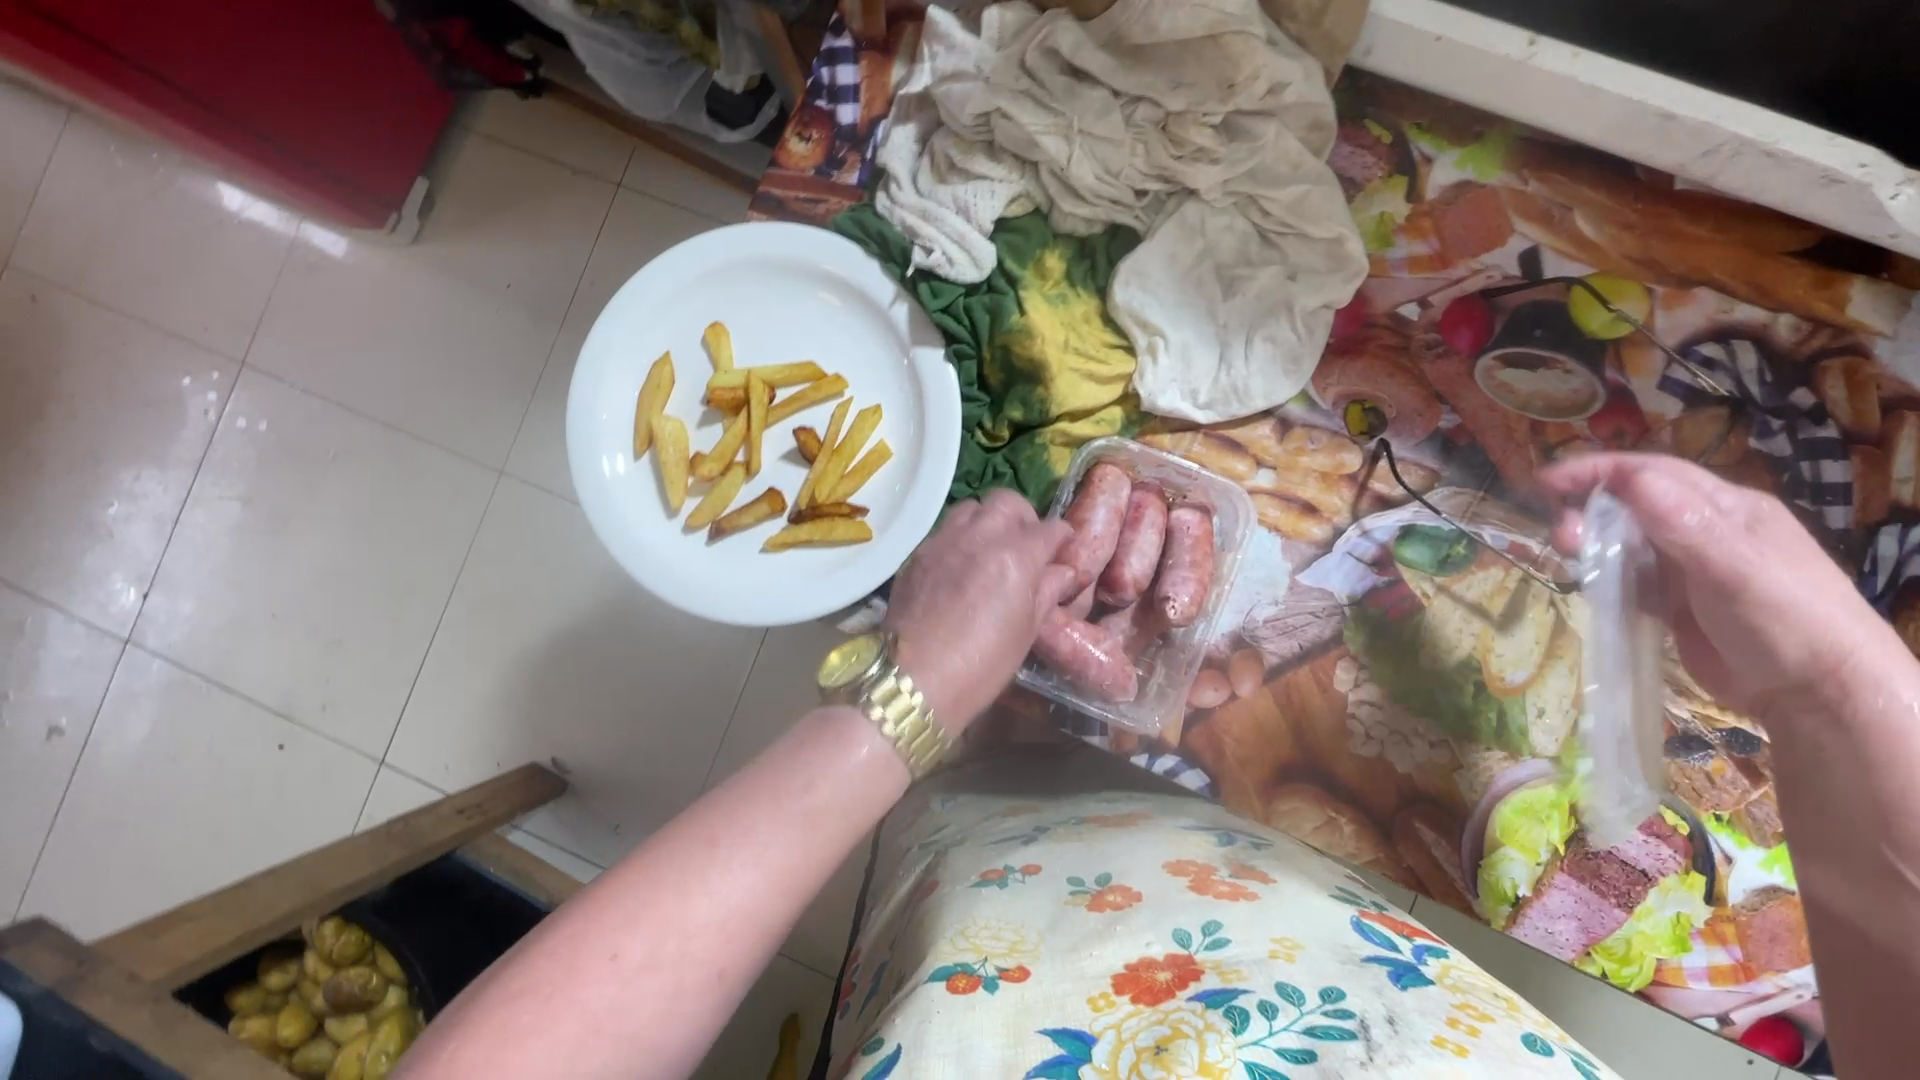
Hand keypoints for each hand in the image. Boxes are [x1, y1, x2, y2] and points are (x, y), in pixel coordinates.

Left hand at [887, 489, 1078, 730]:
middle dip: (1024, 517)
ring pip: (971, 507)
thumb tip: (1062, 572)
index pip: (1050, 528)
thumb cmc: (982, 665)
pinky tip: (961, 566)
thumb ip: (1045, 592)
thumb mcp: (1026, 632)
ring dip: (987, 520)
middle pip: (1007, 502)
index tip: (1062, 551)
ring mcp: (943, 540)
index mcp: (1016, 555)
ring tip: (991, 549)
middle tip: (1026, 545)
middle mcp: (980, 536)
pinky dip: (960, 538)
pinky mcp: (917, 553)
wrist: (913, 679)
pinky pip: (944, 530)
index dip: (1062, 538)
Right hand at [1539, 452, 1904, 722]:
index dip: (1595, 471)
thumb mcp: (1734, 566)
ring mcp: (1687, 568)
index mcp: (1726, 508)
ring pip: (1623, 541)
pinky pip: (1625, 577)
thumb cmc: (1784, 619)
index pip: (1651, 473)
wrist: (1814, 694)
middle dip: (1587, 512)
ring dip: (1590, 544)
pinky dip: (1601, 576)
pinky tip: (1590, 587)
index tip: (1546, 482)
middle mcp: (1703, 530)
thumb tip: (1630, 477)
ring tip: (1570, 560)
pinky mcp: (1671, 602)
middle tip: (1562, 537)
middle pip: (1629, 505)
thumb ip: (1683, 523)